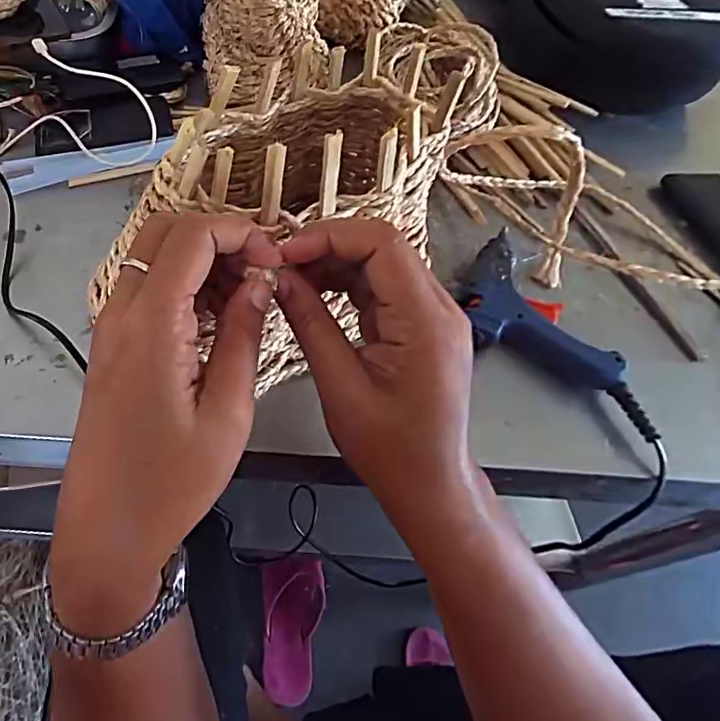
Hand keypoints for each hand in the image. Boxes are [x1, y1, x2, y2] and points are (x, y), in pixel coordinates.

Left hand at [52, 213, 280, 634]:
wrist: (104, 532)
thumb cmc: (171, 484)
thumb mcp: (226, 413)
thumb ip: (242, 335)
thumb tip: (261, 281)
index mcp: (150, 324)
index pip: (192, 236)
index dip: (239, 231)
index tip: (274, 259)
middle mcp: (121, 312)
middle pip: (164, 230)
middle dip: (218, 235)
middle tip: (259, 269)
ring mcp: (110, 326)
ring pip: (154, 255)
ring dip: (201, 258)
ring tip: (245, 295)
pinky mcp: (111, 343)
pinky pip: (147, 287)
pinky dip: (183, 282)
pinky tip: (215, 316)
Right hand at [275, 219, 478, 518]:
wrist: (432, 483)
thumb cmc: (392, 450)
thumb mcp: (340, 388)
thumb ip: (310, 325)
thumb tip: (282, 280)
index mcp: (425, 322)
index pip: (382, 243)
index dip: (330, 236)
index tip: (288, 252)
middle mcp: (438, 307)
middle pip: (383, 245)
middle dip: (328, 245)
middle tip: (283, 263)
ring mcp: (433, 313)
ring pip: (381, 260)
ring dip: (335, 261)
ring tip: (293, 277)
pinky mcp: (422, 322)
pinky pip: (383, 284)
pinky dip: (347, 281)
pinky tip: (315, 290)